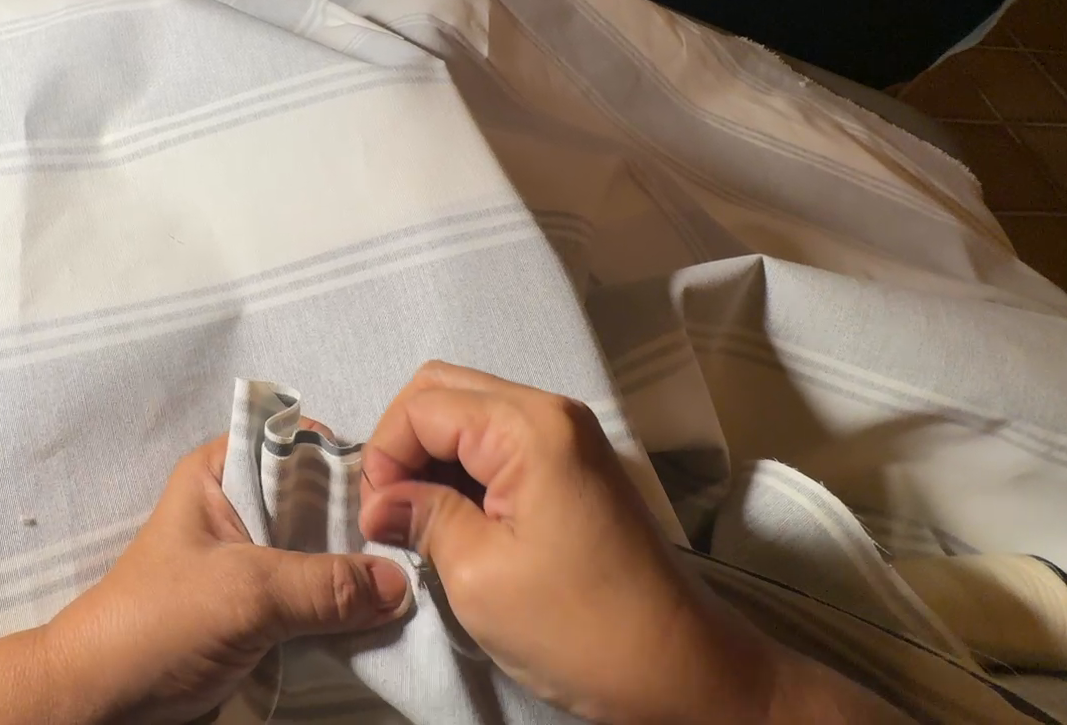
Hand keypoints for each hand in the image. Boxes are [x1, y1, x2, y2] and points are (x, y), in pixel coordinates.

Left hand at [47, 435, 411, 723]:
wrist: (104, 703)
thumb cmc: (160, 622)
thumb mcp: (245, 593)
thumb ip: (323, 585)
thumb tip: (402, 583)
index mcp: (219, 471)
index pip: (292, 441)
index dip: (340, 458)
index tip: (392, 491)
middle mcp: (238, 503)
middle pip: (312, 496)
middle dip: (356, 519)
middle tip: (412, 540)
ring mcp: (249, 555)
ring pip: (315, 546)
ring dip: (354, 565)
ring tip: (408, 577)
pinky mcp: (258, 603)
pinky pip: (311, 590)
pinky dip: (341, 600)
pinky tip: (381, 610)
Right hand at [357, 362, 787, 723]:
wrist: (690, 678)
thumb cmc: (583, 630)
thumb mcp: (478, 576)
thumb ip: (421, 516)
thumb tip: (379, 501)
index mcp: (529, 426)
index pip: (424, 406)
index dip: (386, 453)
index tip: (376, 514)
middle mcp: (547, 409)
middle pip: (442, 389)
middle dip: (402, 441)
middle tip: (390, 504)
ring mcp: (563, 431)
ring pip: (465, 409)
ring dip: (428, 452)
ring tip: (415, 512)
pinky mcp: (569, 458)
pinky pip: (493, 436)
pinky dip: (459, 463)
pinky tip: (451, 510)